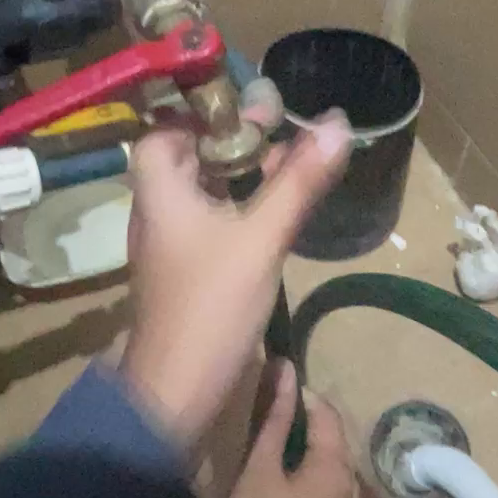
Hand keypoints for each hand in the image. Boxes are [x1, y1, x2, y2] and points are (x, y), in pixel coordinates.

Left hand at [119, 111, 350, 448]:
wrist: (177, 394)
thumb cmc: (211, 305)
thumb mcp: (262, 237)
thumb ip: (298, 181)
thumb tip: (337, 124)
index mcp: (161, 191)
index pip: (166, 130)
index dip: (201, 111)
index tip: (246, 103)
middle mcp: (160, 209)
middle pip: (187, 154)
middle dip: (231, 135)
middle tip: (276, 123)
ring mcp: (174, 241)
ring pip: (204, 187)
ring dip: (239, 168)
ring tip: (286, 153)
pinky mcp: (191, 267)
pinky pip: (214, 216)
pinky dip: (241, 200)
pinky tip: (276, 202)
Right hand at [212, 361, 357, 497]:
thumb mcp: (259, 470)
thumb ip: (274, 419)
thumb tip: (286, 370)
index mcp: (336, 465)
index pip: (326, 411)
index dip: (300, 395)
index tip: (272, 388)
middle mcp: (349, 486)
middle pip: (331, 439)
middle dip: (303, 423)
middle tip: (268, 419)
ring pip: (328, 467)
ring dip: (305, 453)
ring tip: (272, 449)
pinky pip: (324, 492)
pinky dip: (307, 478)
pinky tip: (283, 486)